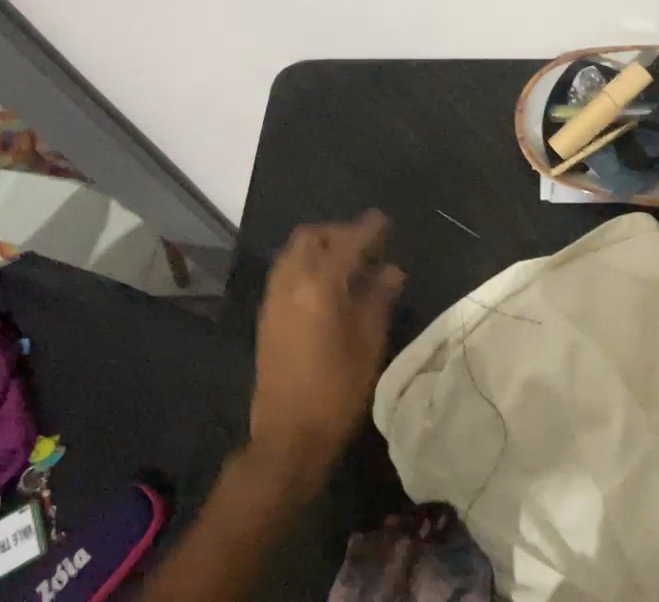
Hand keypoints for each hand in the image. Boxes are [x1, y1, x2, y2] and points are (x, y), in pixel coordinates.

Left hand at [249, 211, 404, 457]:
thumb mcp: (369, 344)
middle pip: (311, 238)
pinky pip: (287, 273)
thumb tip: (391, 270)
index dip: (368, 229)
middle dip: (339, 233)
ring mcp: (274, 301)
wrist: (288, 436)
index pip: (346, 242)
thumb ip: (379, 299)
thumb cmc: (337, 390)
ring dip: (322, 248)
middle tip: (368, 245)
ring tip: (352, 265)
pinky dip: (309, 266)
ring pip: (295, 254)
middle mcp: (290, 285)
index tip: (386, 222)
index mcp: (318, 287)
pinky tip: (331, 288)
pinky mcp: (268, 318)